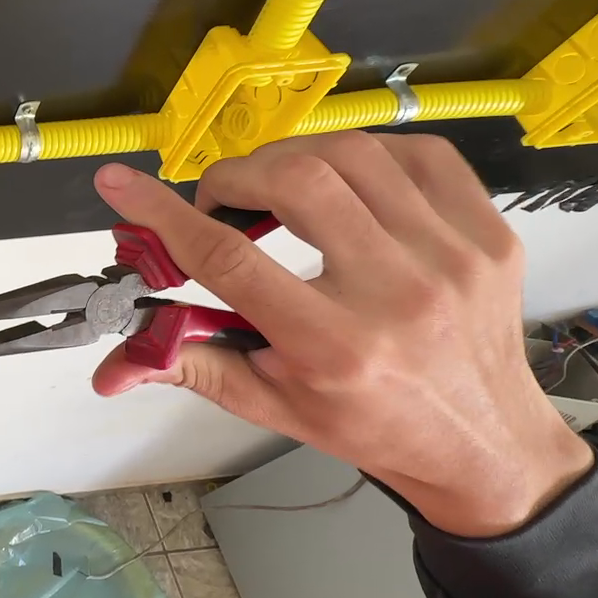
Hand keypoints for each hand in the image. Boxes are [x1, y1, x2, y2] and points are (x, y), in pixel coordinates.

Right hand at [90, 132, 593, 537]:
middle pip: (296, 184)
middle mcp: (398, 292)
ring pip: (352, 154)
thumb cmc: (364, 423)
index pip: (227, 257)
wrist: (486, 444)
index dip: (162, 213)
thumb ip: (184, 366)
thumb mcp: (264, 402)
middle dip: (234, 178)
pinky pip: (417, 154)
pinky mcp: (488, 234)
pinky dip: (360, 153)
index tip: (118, 183)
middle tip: (218, 204)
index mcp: (332, 343)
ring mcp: (453, 255)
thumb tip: (108, 372)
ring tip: (271, 189)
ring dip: (289, 160)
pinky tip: (337, 180)